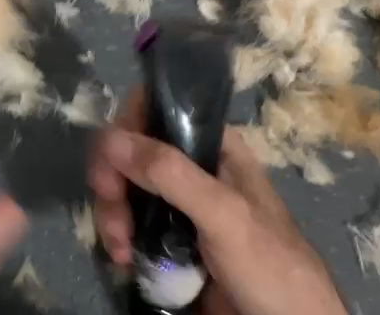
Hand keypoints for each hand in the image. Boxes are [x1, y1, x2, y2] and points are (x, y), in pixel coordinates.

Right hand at [90, 91, 344, 314]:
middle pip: (128, 150)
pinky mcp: (168, 236)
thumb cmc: (271, 269)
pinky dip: (118, 235)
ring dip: (111, 214)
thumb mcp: (225, 217)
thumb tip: (108, 137)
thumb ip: (171, 174)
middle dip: (112, 183)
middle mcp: (191, 165)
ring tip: (120, 250)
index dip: (123, 131)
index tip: (111, 168)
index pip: (151, 110)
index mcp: (212, 144)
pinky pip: (128, 219)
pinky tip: (123, 258)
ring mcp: (178, 202)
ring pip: (123, 186)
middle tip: (114, 222)